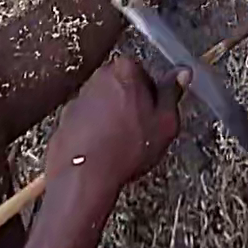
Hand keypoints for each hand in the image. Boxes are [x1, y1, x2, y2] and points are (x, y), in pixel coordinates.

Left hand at [46, 56, 188, 195]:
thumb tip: (183, 72)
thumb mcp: (165, 122)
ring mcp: (78, 97)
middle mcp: (99, 76)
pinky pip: (85, 122)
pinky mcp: (64, 119)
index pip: (145, 75)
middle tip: (138, 133)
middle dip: (130, 106)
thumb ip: (173, 93)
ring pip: (103, 104)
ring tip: (118, 148)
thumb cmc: (128, 147)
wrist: (84, 178)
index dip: (152, 98)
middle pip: (122, 87)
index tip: (152, 118)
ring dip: (110, 120)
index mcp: (125, 69)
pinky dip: (92, 133)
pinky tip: (100, 154)